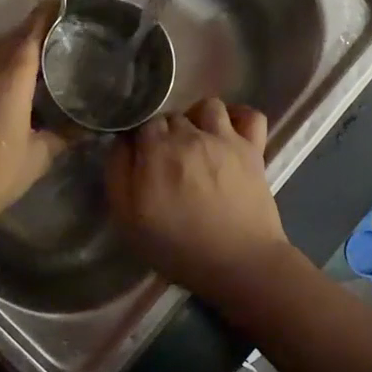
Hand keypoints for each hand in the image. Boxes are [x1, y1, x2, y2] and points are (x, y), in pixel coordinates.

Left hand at [0, 2, 68, 229]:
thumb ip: (63, 136)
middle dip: (35, 27)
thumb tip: (86, 127)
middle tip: (65, 28)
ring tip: (47, 49)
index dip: (46, 15)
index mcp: (10, 78)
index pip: (30, 34)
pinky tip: (20, 77)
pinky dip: (5, 61)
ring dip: (18, 44)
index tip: (64, 2)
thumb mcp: (38, 156)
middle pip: (12, 37)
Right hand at [104, 97, 295, 298]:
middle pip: (172, 116)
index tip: (141, 160)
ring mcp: (225, 139)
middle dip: (166, 133)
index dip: (140, 139)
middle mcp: (190, 135)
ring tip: (197, 142)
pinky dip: (239, 117)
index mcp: (156, 150)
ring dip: (198, 119)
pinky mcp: (254, 150)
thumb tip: (121, 142)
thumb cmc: (177, 246)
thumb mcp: (128, 219)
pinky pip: (251, 115)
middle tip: (167, 162)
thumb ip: (117, 173)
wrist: (239, 264)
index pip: (143, 122)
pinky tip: (230, 131)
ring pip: (207, 106)